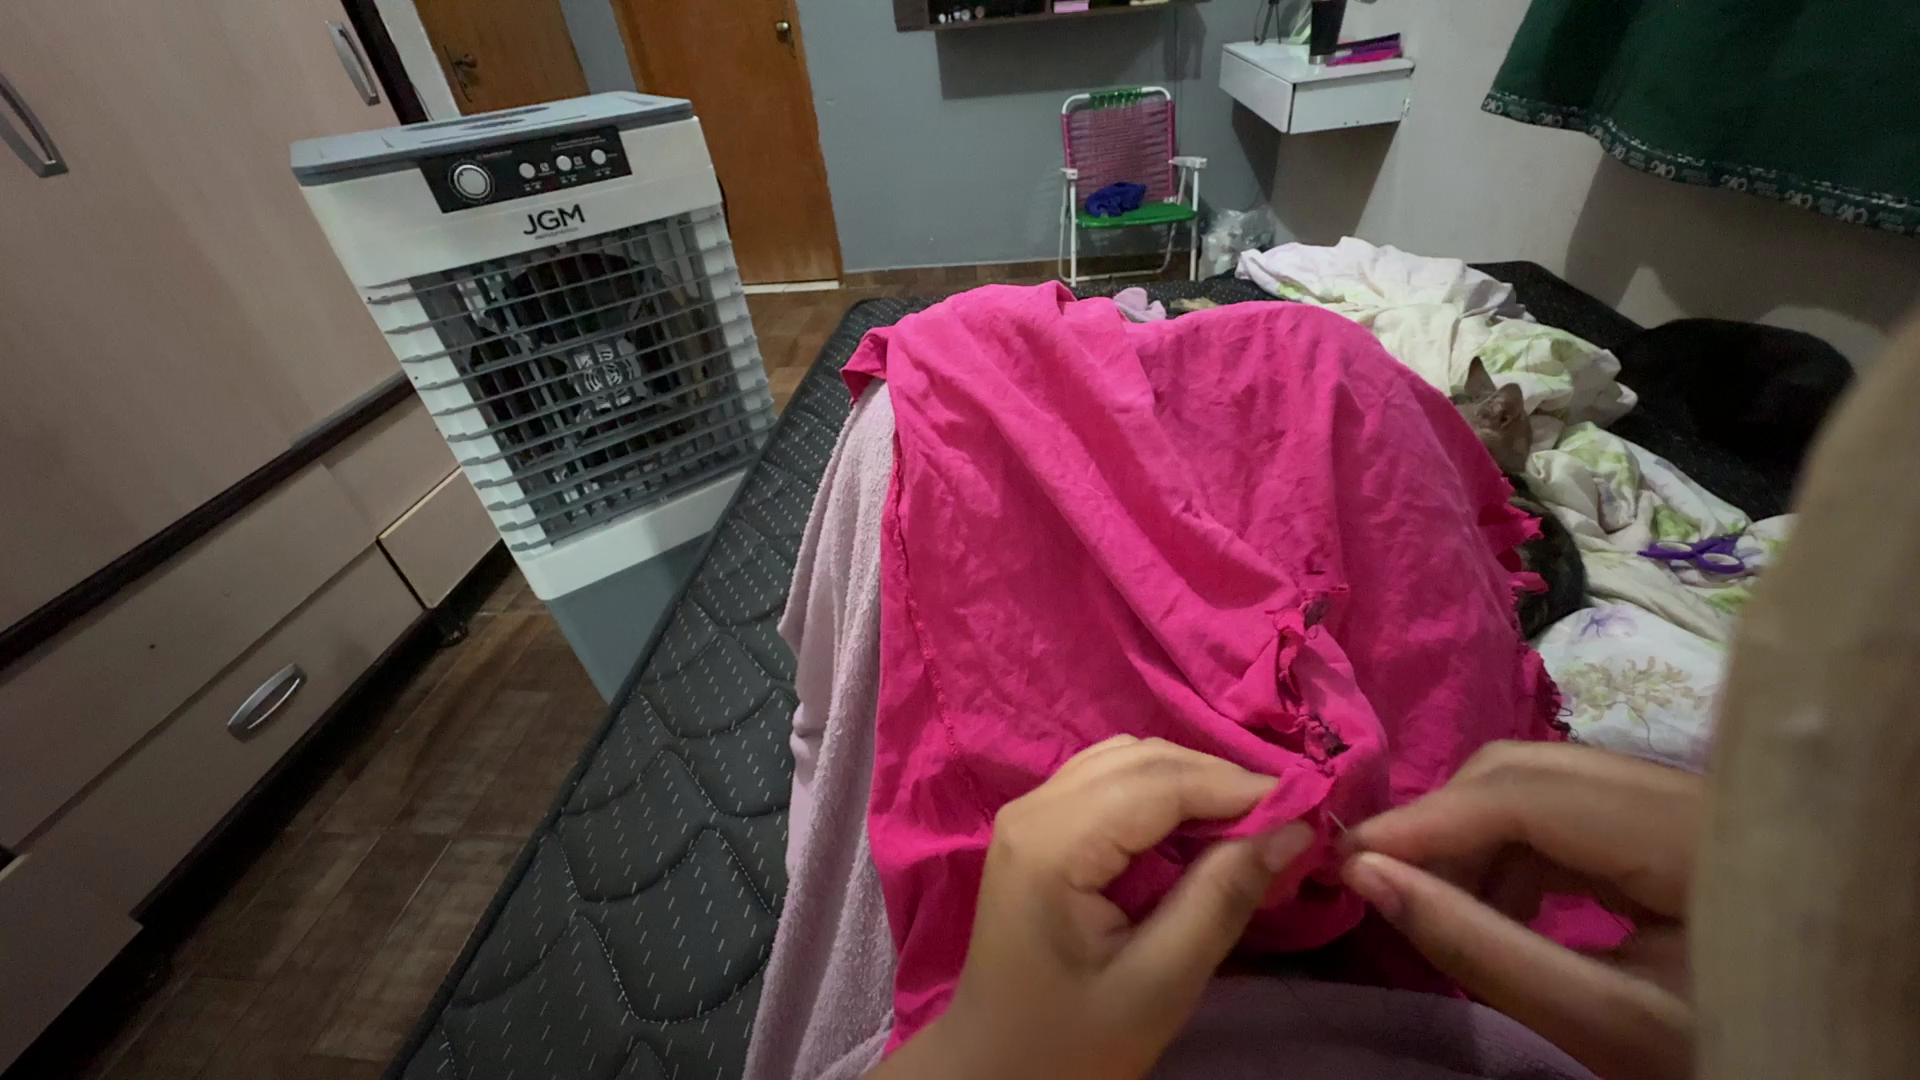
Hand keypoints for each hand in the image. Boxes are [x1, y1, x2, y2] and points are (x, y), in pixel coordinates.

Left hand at [872, 736, 1313, 1079]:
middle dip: (1218, 778)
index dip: (1237, 785)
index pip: (1157, 783)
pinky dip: (1159, 790)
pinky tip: (1195, 824)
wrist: (995, 1067)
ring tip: (1250, 820)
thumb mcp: (1159, 983)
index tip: (1310, 805)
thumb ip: (1221, 897)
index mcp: (1052, 841)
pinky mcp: (1037, 823)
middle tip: (1288, 817)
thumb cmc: (1073, 1041)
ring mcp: (1030, 809)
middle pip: (1140, 760)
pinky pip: (1106, 779)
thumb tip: (1292, 830)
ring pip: (1125, 760)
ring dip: (1190, 779)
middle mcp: (1034, 806)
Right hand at [1340, 741, 1701, 1079]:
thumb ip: (1481, 949)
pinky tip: (1501, 902)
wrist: (1837, 1061)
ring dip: (1472, 837)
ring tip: (1443, 901)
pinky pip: (1561, 808)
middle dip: (1443, 823)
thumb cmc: (1736, 1051)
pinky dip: (1512, 848)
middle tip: (1386, 876)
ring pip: (1533, 783)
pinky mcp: (1668, 818)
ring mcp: (1678, 799)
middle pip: (1520, 771)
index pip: (1523, 796)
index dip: (1426, 822)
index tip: (1347, 855)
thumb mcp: (1610, 1025)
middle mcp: (1685, 791)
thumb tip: (1363, 876)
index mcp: (1694, 836)